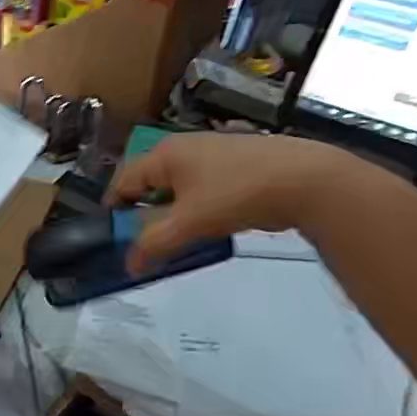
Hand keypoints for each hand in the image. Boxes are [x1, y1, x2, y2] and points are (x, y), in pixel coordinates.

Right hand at [107, 133, 355, 271]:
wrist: (304, 180)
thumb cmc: (235, 194)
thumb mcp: (187, 223)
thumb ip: (152, 245)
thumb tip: (129, 266)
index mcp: (164, 154)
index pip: (122, 181)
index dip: (113, 211)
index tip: (113, 240)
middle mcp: (183, 149)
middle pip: (148, 186)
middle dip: (142, 217)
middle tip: (142, 247)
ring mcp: (211, 157)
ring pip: (176, 191)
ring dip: (170, 218)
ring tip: (173, 244)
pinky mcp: (233, 169)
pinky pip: (199, 194)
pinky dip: (194, 213)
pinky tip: (204, 232)